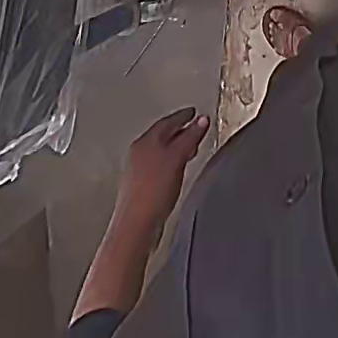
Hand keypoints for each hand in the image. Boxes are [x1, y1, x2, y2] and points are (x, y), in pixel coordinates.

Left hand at [113, 107, 209, 237]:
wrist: (136, 226)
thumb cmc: (153, 191)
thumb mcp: (177, 158)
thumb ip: (190, 137)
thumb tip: (201, 120)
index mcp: (146, 140)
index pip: (168, 121)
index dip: (183, 116)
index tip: (193, 112)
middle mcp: (139, 152)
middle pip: (163, 134)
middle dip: (180, 130)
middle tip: (193, 126)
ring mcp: (138, 170)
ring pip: (160, 150)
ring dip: (175, 147)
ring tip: (189, 147)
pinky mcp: (141, 187)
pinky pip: (158, 166)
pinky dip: (170, 162)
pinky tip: (176, 170)